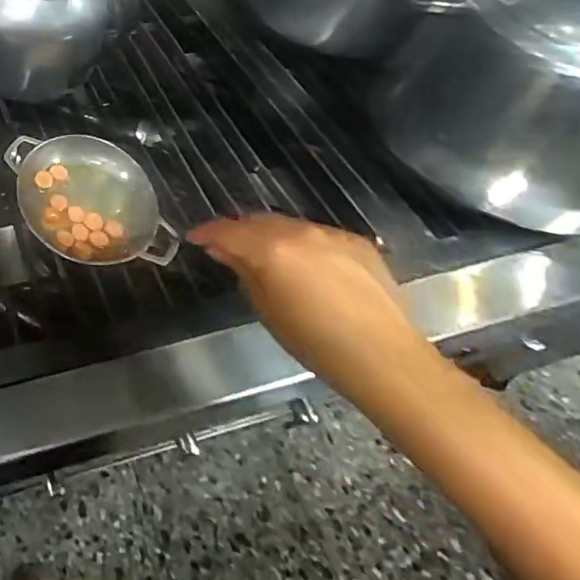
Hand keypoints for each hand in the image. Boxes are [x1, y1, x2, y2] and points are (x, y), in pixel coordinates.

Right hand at [190, 213, 429, 382]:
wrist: (386, 358)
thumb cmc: (317, 344)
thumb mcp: (268, 311)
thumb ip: (244, 273)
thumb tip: (225, 250)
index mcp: (272, 249)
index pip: (228, 231)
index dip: (207, 232)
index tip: (194, 237)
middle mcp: (299, 232)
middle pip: (258, 222)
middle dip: (239, 231)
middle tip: (226, 247)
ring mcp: (330, 234)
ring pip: (289, 226)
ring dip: (271, 236)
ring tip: (265, 257)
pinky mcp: (356, 242)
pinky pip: (318, 236)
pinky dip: (302, 245)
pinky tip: (306, 268)